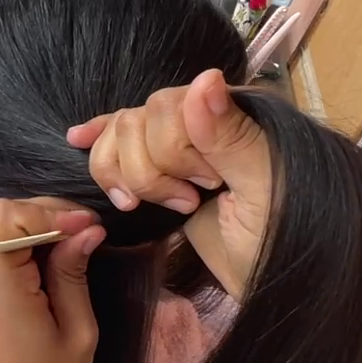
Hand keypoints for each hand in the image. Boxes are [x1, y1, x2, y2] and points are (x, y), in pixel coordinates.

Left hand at [0, 199, 104, 362]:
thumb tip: (88, 229)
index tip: (89, 229)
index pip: (10, 214)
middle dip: (47, 212)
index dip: (51, 210)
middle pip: (2, 213)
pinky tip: (56, 263)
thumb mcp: (77, 331)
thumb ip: (74, 273)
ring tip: (77, 247)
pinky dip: (27, 244)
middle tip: (88, 233)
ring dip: (38, 227)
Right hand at [66, 69, 273, 296]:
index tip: (208, 186)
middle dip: (150, 170)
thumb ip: (231, 136)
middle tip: (190, 202)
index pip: (166, 107)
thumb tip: (205, 77)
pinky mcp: (159, 173)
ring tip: (163, 205)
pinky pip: (118, 143)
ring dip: (128, 175)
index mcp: (236, 113)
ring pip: (118, 136)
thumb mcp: (267, 190)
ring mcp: (178, 147)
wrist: (278, 285)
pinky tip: (76, 138)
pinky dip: (98, 140)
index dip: (172, 150)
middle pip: (135, 122)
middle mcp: (202, 120)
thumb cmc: (285, 241)